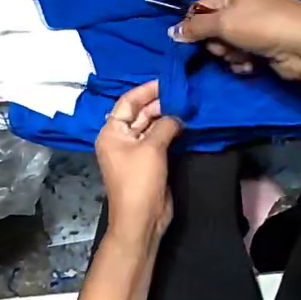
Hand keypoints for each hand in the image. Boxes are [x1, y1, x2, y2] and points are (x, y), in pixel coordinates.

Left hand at [95, 81, 180, 243]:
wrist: (142, 218)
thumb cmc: (140, 181)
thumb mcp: (152, 148)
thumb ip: (165, 125)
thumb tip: (177, 115)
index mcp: (111, 132)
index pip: (128, 102)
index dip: (147, 90)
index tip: (169, 81)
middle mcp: (120, 138)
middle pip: (140, 112)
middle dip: (160, 102)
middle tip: (185, 93)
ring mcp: (135, 150)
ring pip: (151, 125)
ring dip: (168, 116)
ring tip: (189, 104)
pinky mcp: (149, 161)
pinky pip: (159, 139)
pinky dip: (171, 131)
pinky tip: (186, 122)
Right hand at [169, 0, 300, 83]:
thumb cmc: (261, 26)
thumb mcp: (223, 23)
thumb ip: (195, 28)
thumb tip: (171, 32)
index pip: (198, 8)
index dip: (193, 27)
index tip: (192, 43)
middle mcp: (241, 4)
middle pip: (210, 29)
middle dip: (215, 44)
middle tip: (227, 47)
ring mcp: (253, 25)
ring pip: (224, 46)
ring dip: (229, 56)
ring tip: (244, 56)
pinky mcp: (261, 45)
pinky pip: (239, 56)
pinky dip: (242, 62)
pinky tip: (253, 64)